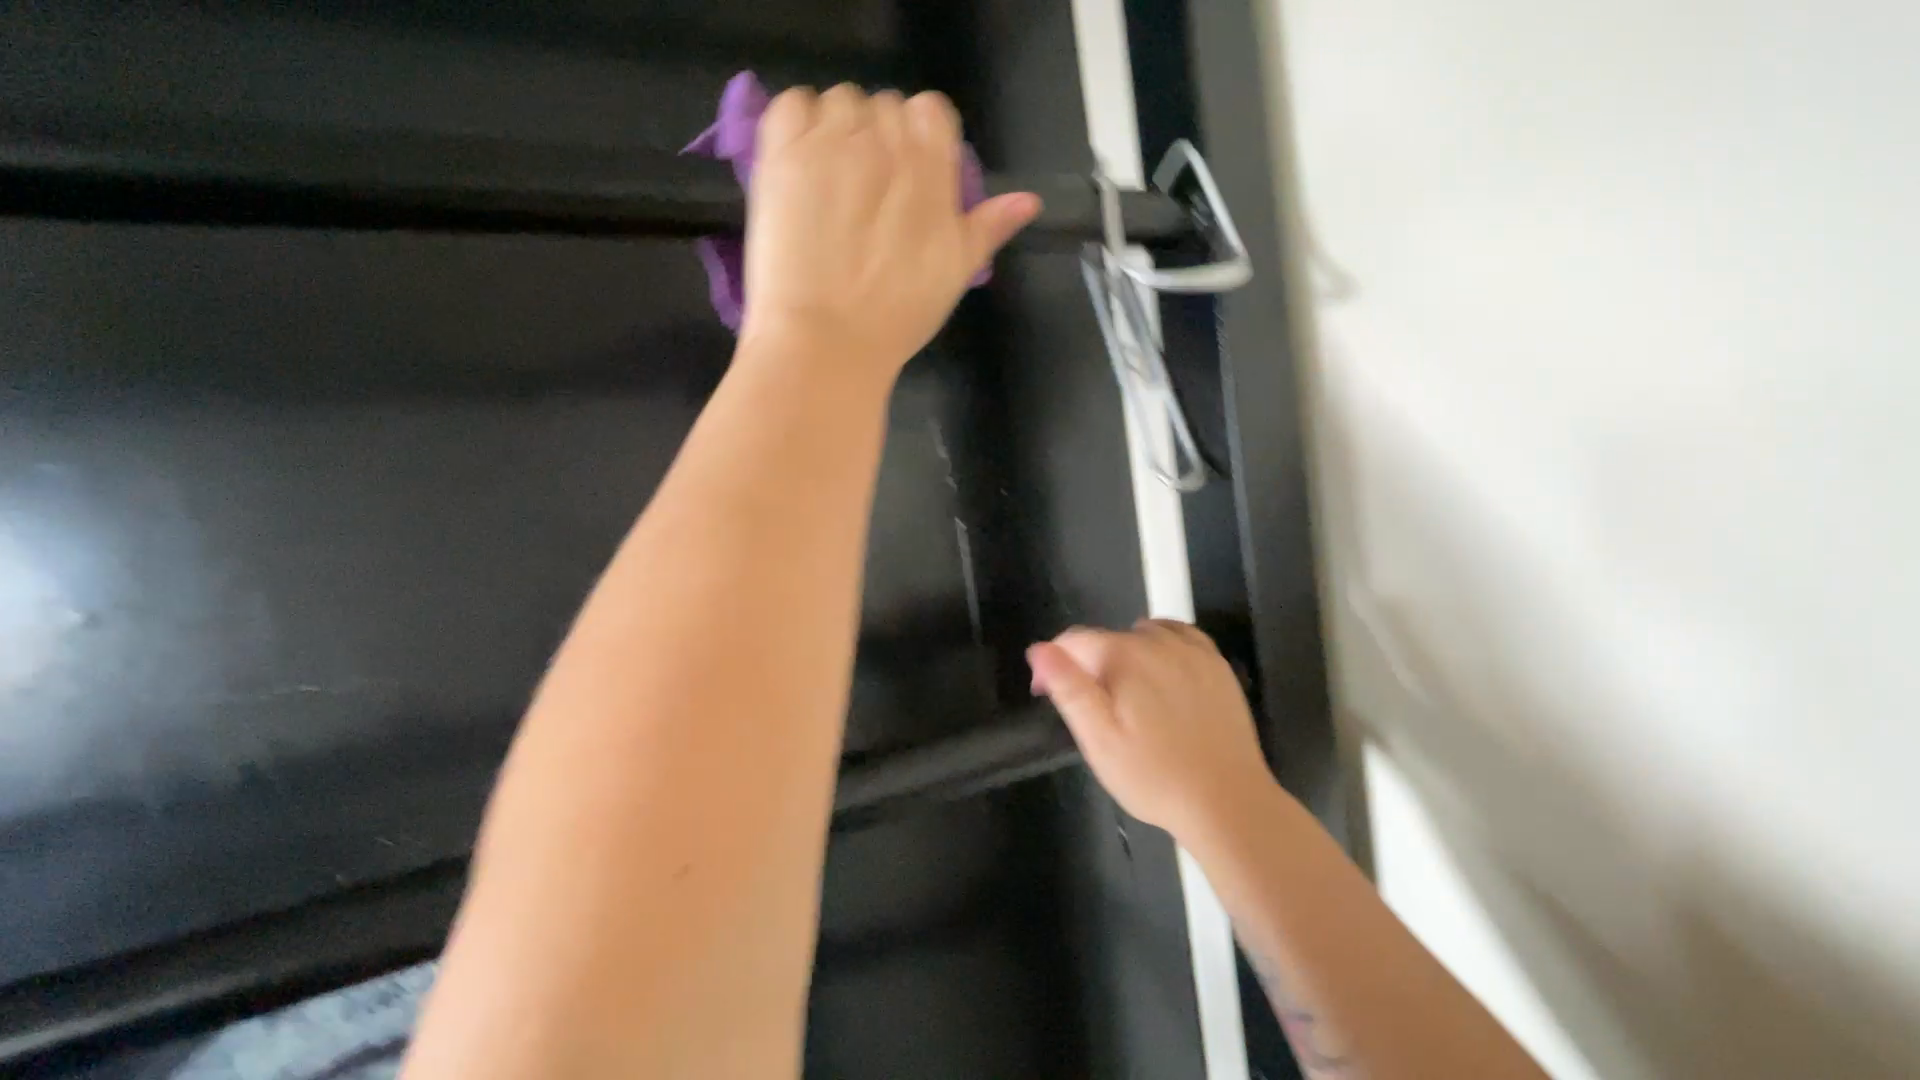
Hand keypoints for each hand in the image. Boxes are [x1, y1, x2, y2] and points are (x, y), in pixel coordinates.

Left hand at [740, 84, 1040, 378]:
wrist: (825, 340)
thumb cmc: (897, 315)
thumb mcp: (956, 272)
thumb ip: (989, 227)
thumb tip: (1028, 200)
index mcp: (931, 166)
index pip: (930, 111)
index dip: (919, 137)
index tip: (907, 175)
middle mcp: (883, 140)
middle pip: (883, 106)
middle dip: (877, 138)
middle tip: (865, 191)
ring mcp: (829, 143)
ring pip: (838, 102)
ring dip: (836, 130)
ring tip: (829, 181)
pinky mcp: (782, 155)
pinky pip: (791, 104)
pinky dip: (796, 122)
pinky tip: (799, 164)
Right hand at [1028, 620, 1278, 841]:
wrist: (1226, 801)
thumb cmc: (1152, 775)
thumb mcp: (1098, 738)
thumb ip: (1068, 687)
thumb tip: (1040, 649)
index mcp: (1124, 655)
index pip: (1073, 641)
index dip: (1054, 666)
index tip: (1049, 697)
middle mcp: (1159, 641)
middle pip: (1109, 639)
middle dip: (1092, 666)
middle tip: (1097, 715)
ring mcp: (1194, 650)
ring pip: (1144, 636)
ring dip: (1128, 657)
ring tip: (1132, 702)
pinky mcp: (1218, 665)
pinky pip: (1180, 640)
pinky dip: (1164, 651)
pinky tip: (1164, 681)